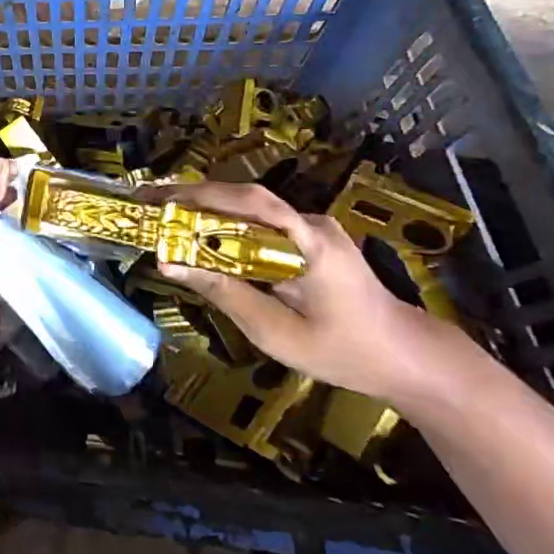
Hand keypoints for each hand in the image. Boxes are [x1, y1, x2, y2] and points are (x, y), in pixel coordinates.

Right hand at [148, 182, 477, 404]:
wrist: (408, 358)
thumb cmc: (345, 351)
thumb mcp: (276, 332)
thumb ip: (223, 293)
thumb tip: (169, 264)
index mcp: (310, 243)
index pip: (250, 204)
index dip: (201, 197)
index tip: (157, 201)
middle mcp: (310, 223)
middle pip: (243, 198)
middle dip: (190, 196)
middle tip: (145, 202)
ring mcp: (311, 227)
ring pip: (248, 207)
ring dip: (203, 207)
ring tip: (160, 214)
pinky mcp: (308, 237)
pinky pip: (257, 222)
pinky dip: (222, 222)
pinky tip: (196, 232)